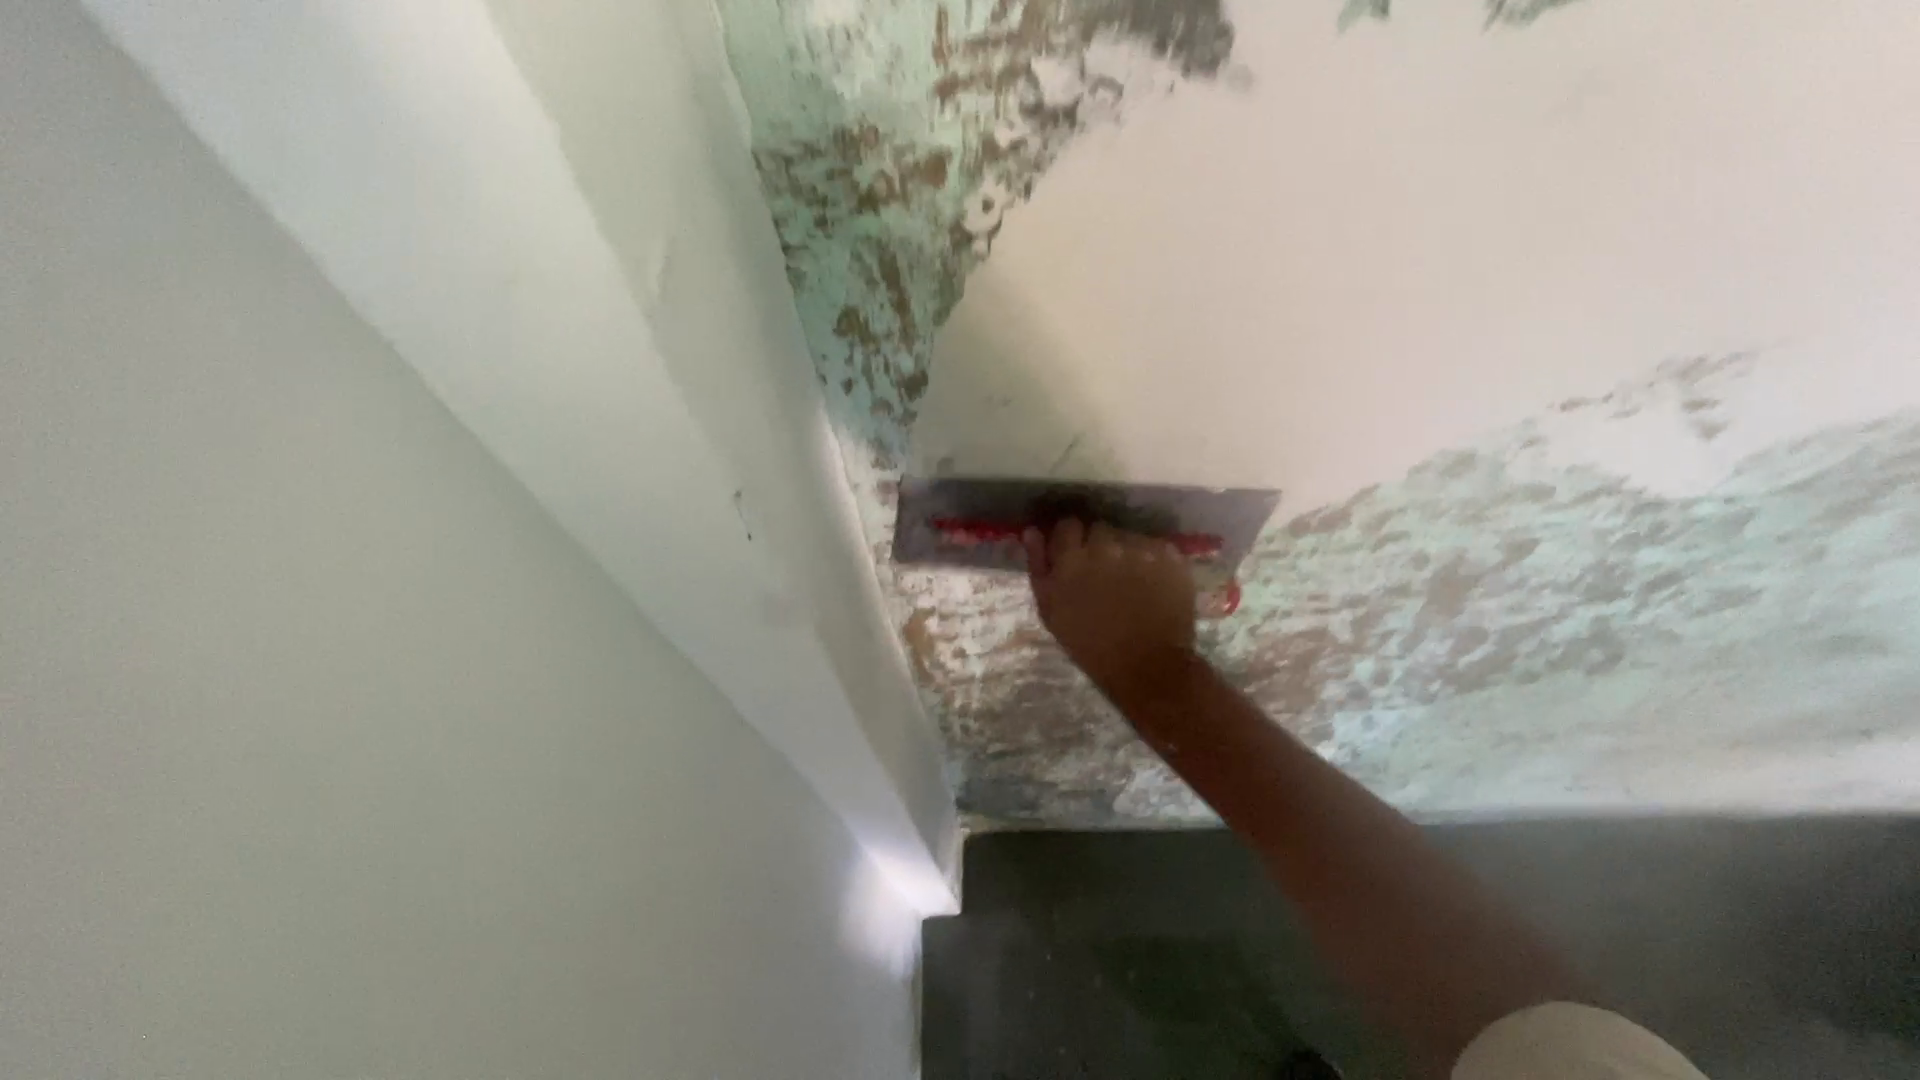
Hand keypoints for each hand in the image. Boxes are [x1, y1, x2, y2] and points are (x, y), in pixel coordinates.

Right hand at [1023, 520, 1197, 696]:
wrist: (1147, 667)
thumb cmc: (1090, 646)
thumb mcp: (1051, 612)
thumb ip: (1039, 567)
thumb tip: (1032, 531)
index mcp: (1071, 559)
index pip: (1068, 525)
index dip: (1072, 539)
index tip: (1076, 556)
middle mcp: (1105, 546)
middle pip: (1099, 529)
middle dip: (1100, 546)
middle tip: (1105, 574)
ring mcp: (1140, 549)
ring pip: (1129, 536)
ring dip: (1127, 552)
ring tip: (1132, 581)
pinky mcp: (1170, 556)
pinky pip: (1156, 547)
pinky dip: (1153, 560)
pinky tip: (1153, 583)